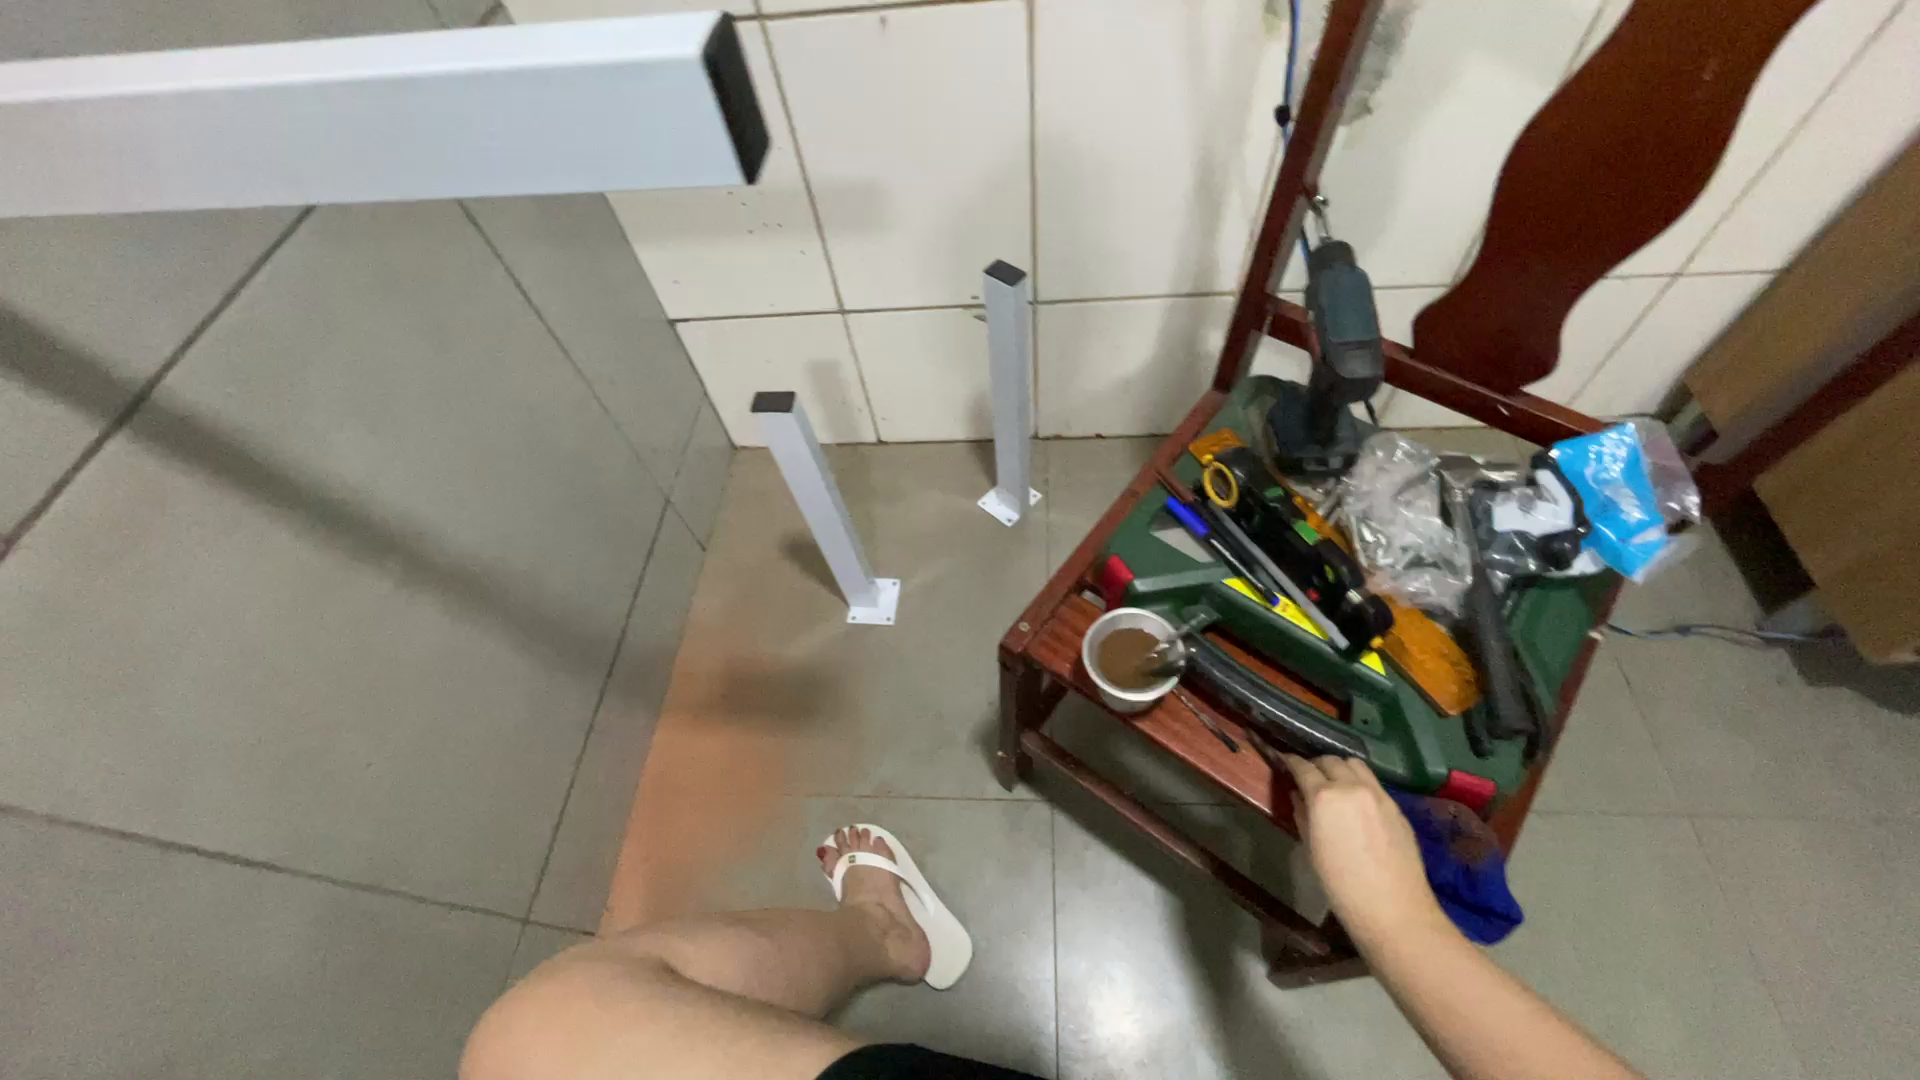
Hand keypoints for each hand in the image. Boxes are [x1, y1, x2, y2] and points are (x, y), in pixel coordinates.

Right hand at [1277, 753, 1447, 946]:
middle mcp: (1352, 787)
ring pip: (1355, 764)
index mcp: (1324, 797)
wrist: (1393, 910)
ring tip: (1335, 783)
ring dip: (1340, 768)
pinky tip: (1357, 802)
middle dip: (1316, 764)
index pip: (1303, 767)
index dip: (1290, 762)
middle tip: (1308, 776)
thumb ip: (1302, 814)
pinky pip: (1374, 783)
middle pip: (1331, 760)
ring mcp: (1378, 795)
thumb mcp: (1310, 848)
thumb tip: (1298, 796)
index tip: (1283, 761)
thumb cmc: (1340, 884)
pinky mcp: (1397, 807)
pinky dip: (1360, 783)